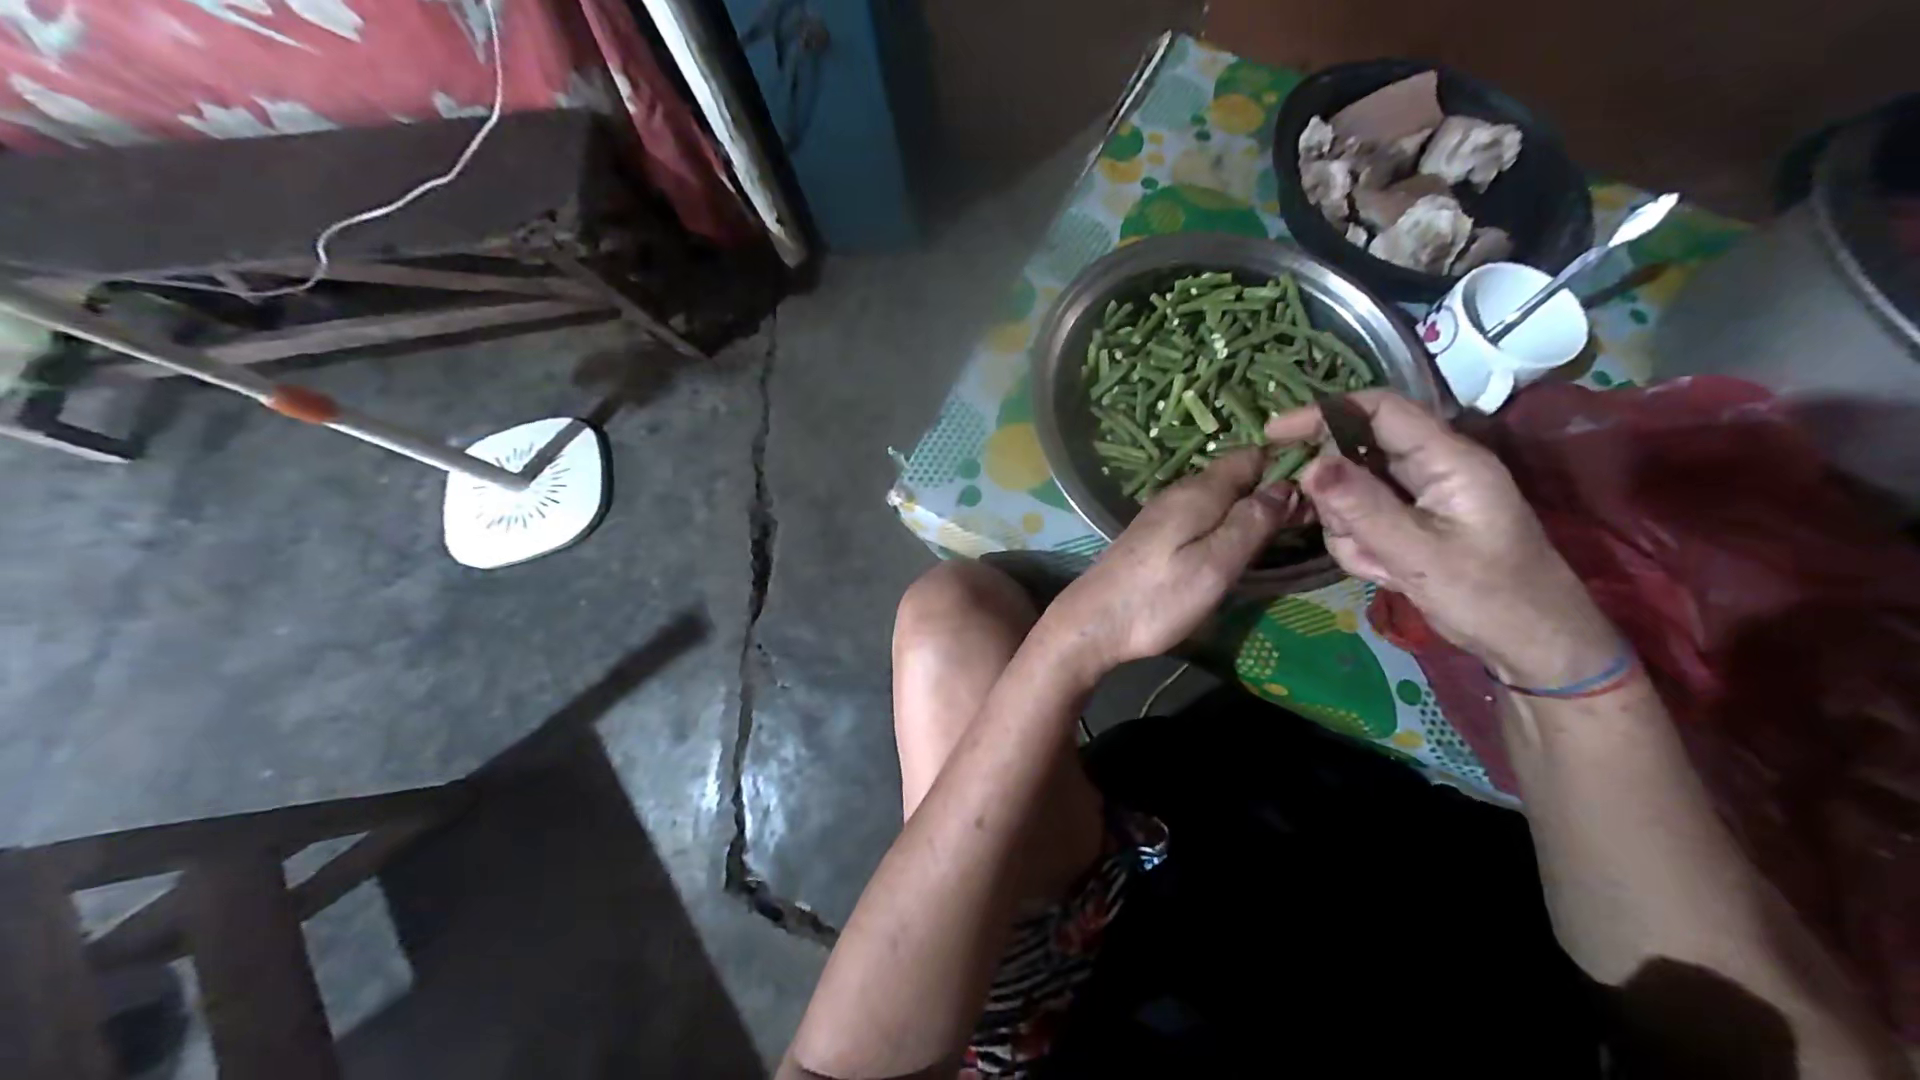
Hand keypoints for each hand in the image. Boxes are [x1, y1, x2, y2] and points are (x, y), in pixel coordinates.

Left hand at [1040, 448, 1305, 673]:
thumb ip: (1251, 523)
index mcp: (1198, 492)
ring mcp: (1164, 514)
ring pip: (1220, 497)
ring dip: (1252, 508)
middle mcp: (1180, 493)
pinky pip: (1203, 516)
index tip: (1324, 489)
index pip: (1252, 456)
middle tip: (1313, 519)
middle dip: (1274, 489)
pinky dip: (1228, 523)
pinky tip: (1240, 545)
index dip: (1288, 466)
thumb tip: (1286, 486)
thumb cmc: (1156, 598)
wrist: (1091, 625)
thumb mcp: (1214, 564)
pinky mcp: (1156, 536)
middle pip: (1237, 476)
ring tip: (1287, 532)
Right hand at [1265, 391, 1617, 685]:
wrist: (1530, 646)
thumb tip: (1309, 466)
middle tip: (1347, 534)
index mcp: (1448, 459)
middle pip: (1353, 453)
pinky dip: (1356, 544)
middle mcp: (1429, 467)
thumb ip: (1362, 509)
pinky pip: (1356, 519)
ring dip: (1347, 528)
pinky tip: (1384, 572)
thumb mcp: (1419, 555)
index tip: (1274, 435)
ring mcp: (1416, 495)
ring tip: (1380, 564)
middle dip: (1335, 495)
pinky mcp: (1406, 520)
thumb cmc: (1490, 596)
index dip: (1324, 413)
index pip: (1378, 409)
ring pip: (1348, 491)